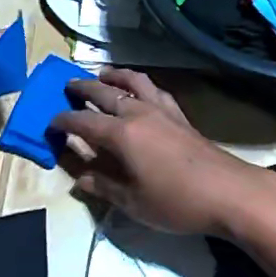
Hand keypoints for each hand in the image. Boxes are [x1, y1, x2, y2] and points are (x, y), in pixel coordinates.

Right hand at [52, 69, 275, 235]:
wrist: (226, 190)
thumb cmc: (175, 201)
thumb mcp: (131, 201)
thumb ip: (103, 185)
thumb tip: (80, 176)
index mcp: (122, 134)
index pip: (83, 122)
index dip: (63, 122)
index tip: (49, 124)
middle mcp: (140, 113)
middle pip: (106, 93)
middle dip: (83, 88)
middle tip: (67, 86)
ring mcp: (163, 110)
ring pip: (134, 82)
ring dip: (115, 76)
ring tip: (102, 75)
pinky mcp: (180, 115)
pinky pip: (155, 90)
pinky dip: (141, 84)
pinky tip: (140, 91)